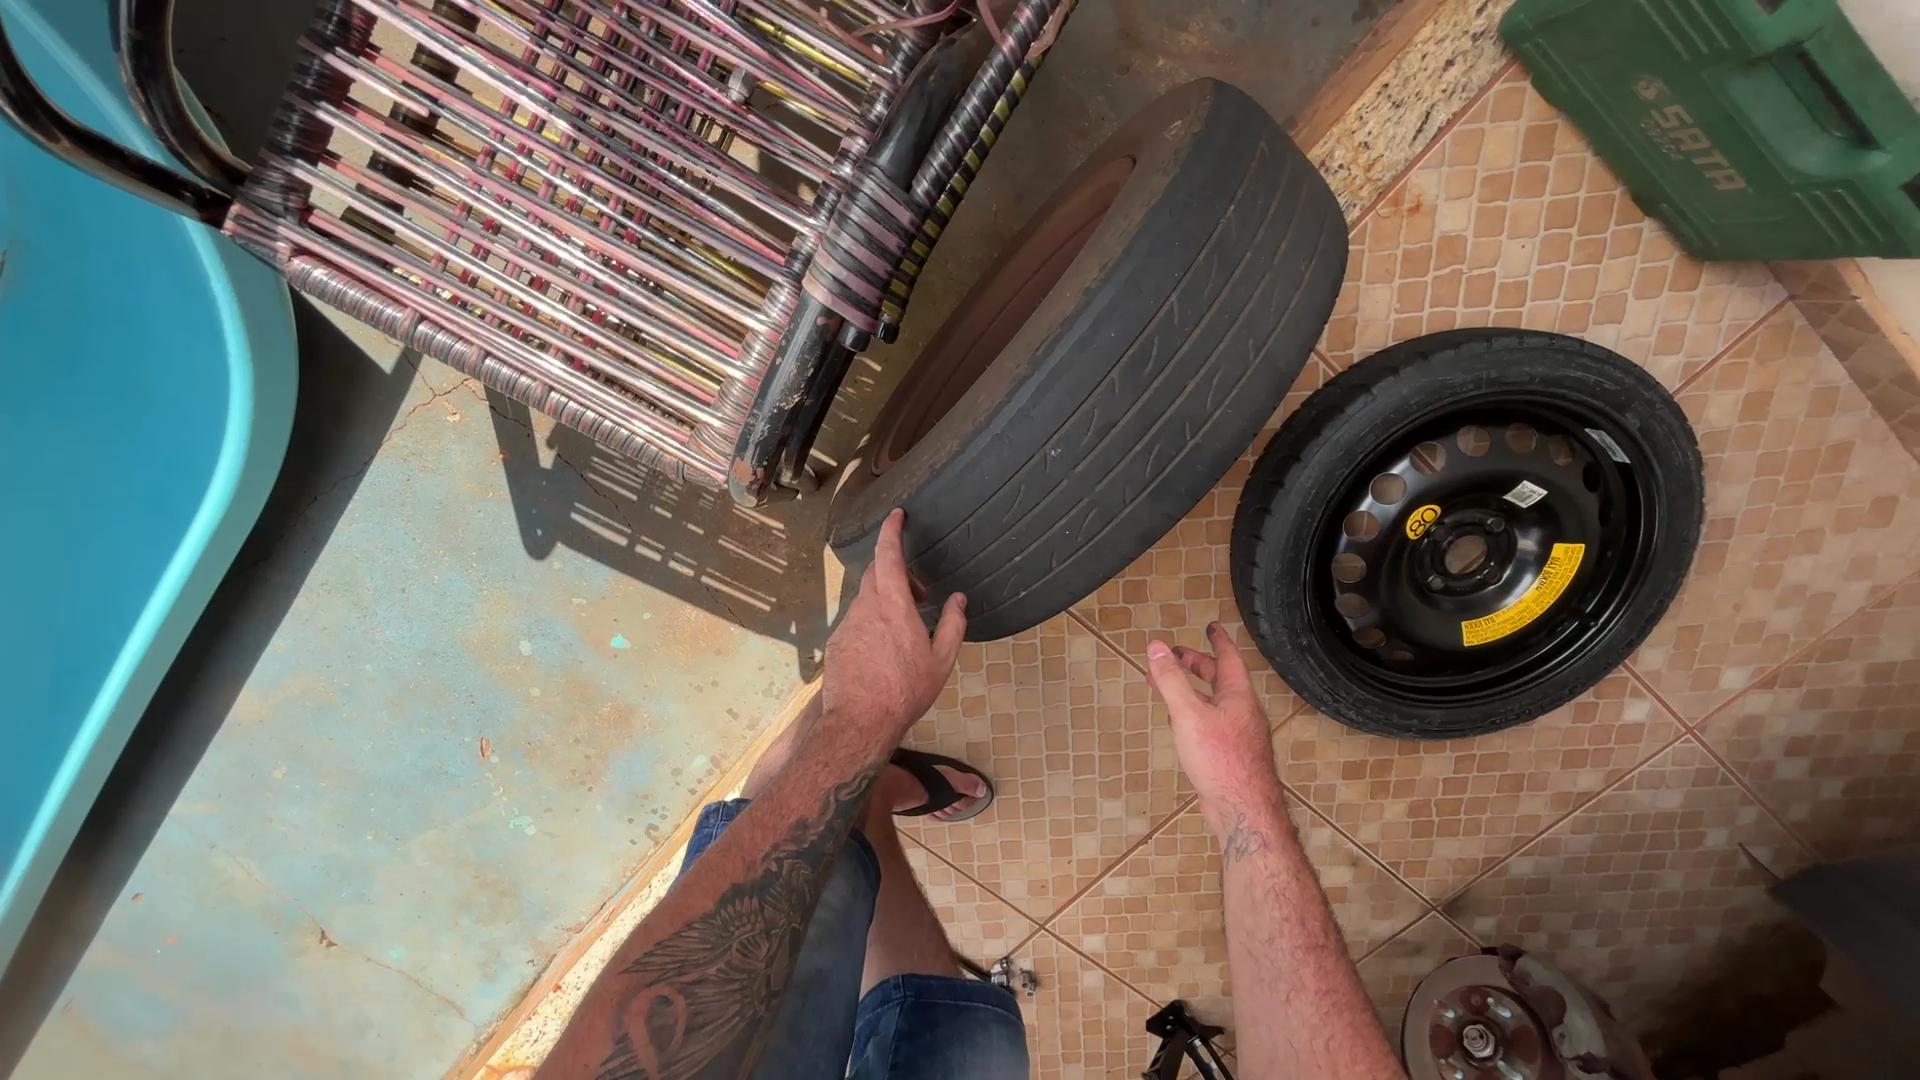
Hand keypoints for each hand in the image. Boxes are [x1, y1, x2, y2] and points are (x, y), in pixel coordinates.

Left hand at [824, 509, 966, 733]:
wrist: (859, 723)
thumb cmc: (905, 691)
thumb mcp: (941, 660)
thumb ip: (952, 623)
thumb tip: (958, 599)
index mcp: (893, 605)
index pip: (888, 555)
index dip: (892, 530)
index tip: (897, 515)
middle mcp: (865, 607)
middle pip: (875, 572)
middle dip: (895, 571)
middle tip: (917, 593)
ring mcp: (847, 624)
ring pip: (865, 598)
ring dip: (884, 601)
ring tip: (902, 630)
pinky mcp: (836, 642)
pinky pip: (855, 621)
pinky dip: (870, 623)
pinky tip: (882, 652)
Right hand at [1144, 623, 1284, 833]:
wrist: (1242, 808)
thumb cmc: (1219, 759)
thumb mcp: (1187, 713)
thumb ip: (1171, 680)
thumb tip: (1157, 647)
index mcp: (1237, 695)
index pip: (1228, 658)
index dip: (1217, 640)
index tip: (1211, 627)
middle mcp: (1242, 711)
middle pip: (1220, 679)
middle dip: (1196, 665)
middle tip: (1176, 657)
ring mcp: (1238, 734)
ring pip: (1214, 702)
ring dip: (1192, 690)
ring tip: (1168, 687)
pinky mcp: (1231, 754)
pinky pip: (1211, 723)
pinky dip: (1193, 713)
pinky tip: (1179, 724)